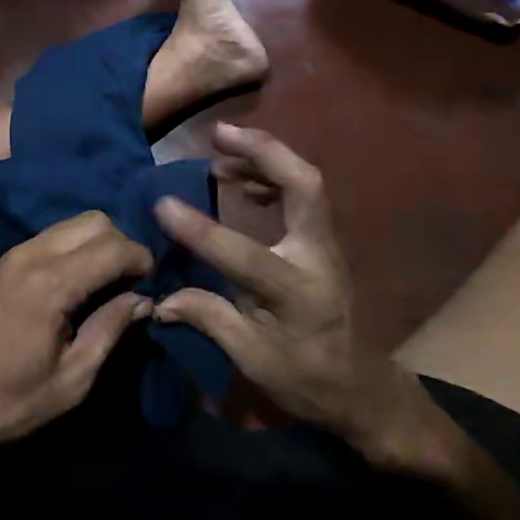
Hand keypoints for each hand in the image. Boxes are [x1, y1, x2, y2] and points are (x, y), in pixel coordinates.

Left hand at [0, 210, 152, 464]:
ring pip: (74, 223)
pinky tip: (81, 279)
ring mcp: (15, 253)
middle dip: (122, 243)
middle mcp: (32, 254)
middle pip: (94, 220)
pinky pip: (53, 235)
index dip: (142, 259)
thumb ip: (111, 328)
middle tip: (133, 281)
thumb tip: (144, 298)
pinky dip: (77, 245)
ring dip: (99, 242)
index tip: (155, 284)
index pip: (113, 247)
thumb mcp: (73, 378)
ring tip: (110, 281)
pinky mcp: (6, 260)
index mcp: (50, 284)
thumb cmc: (12, 401)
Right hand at [153, 124, 400, 450]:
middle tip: (218, 132)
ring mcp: (324, 243)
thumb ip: (208, 319)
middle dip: (263, 151)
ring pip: (305, 180)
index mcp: (296, 292)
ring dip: (264, 156)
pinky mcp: (321, 239)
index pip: (243, 253)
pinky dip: (271, 175)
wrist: (360, 387)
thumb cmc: (305, 378)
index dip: (200, 230)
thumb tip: (160, 300)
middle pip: (305, 186)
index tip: (162, 205)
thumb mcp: (252, 360)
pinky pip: (302, 192)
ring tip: (220, 147)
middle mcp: (317, 256)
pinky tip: (241, 181)